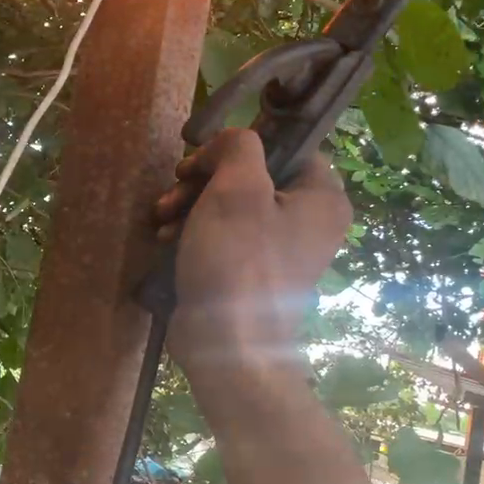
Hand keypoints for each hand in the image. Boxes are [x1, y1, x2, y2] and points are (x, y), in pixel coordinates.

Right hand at [152, 128, 351, 386]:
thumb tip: (231, 141)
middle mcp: (308, 222)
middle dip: (203, 180)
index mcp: (322, 198)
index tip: (201, 158)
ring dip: (189, 204)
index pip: (289, 148)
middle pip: (252, 177)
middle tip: (174, 189)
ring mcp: (279, 250)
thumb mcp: (236, 189)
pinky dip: (192, 231)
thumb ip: (238, 147)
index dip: (241, 146)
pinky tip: (166, 239)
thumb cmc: (237, 260)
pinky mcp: (249, 271)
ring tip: (161, 218)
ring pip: (230, 206)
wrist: (227, 342)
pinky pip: (222, 236)